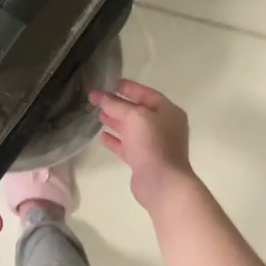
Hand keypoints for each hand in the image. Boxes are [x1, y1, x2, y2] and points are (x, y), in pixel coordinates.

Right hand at [92, 78, 199, 208]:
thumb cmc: (152, 142)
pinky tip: (102, 136)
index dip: (128, 87)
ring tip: (97, 115)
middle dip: (118, 105)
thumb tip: (98, 96)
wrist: (161, 181)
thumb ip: (115, 104)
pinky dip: (115, 140)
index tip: (109, 83)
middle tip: (97, 99)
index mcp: (168, 111)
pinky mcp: (144, 159)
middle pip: (138, 110)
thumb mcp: (133, 116)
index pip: (146, 93)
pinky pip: (127, 145)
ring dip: (115, 121)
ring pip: (131, 128)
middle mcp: (163, 126)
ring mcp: (154, 144)